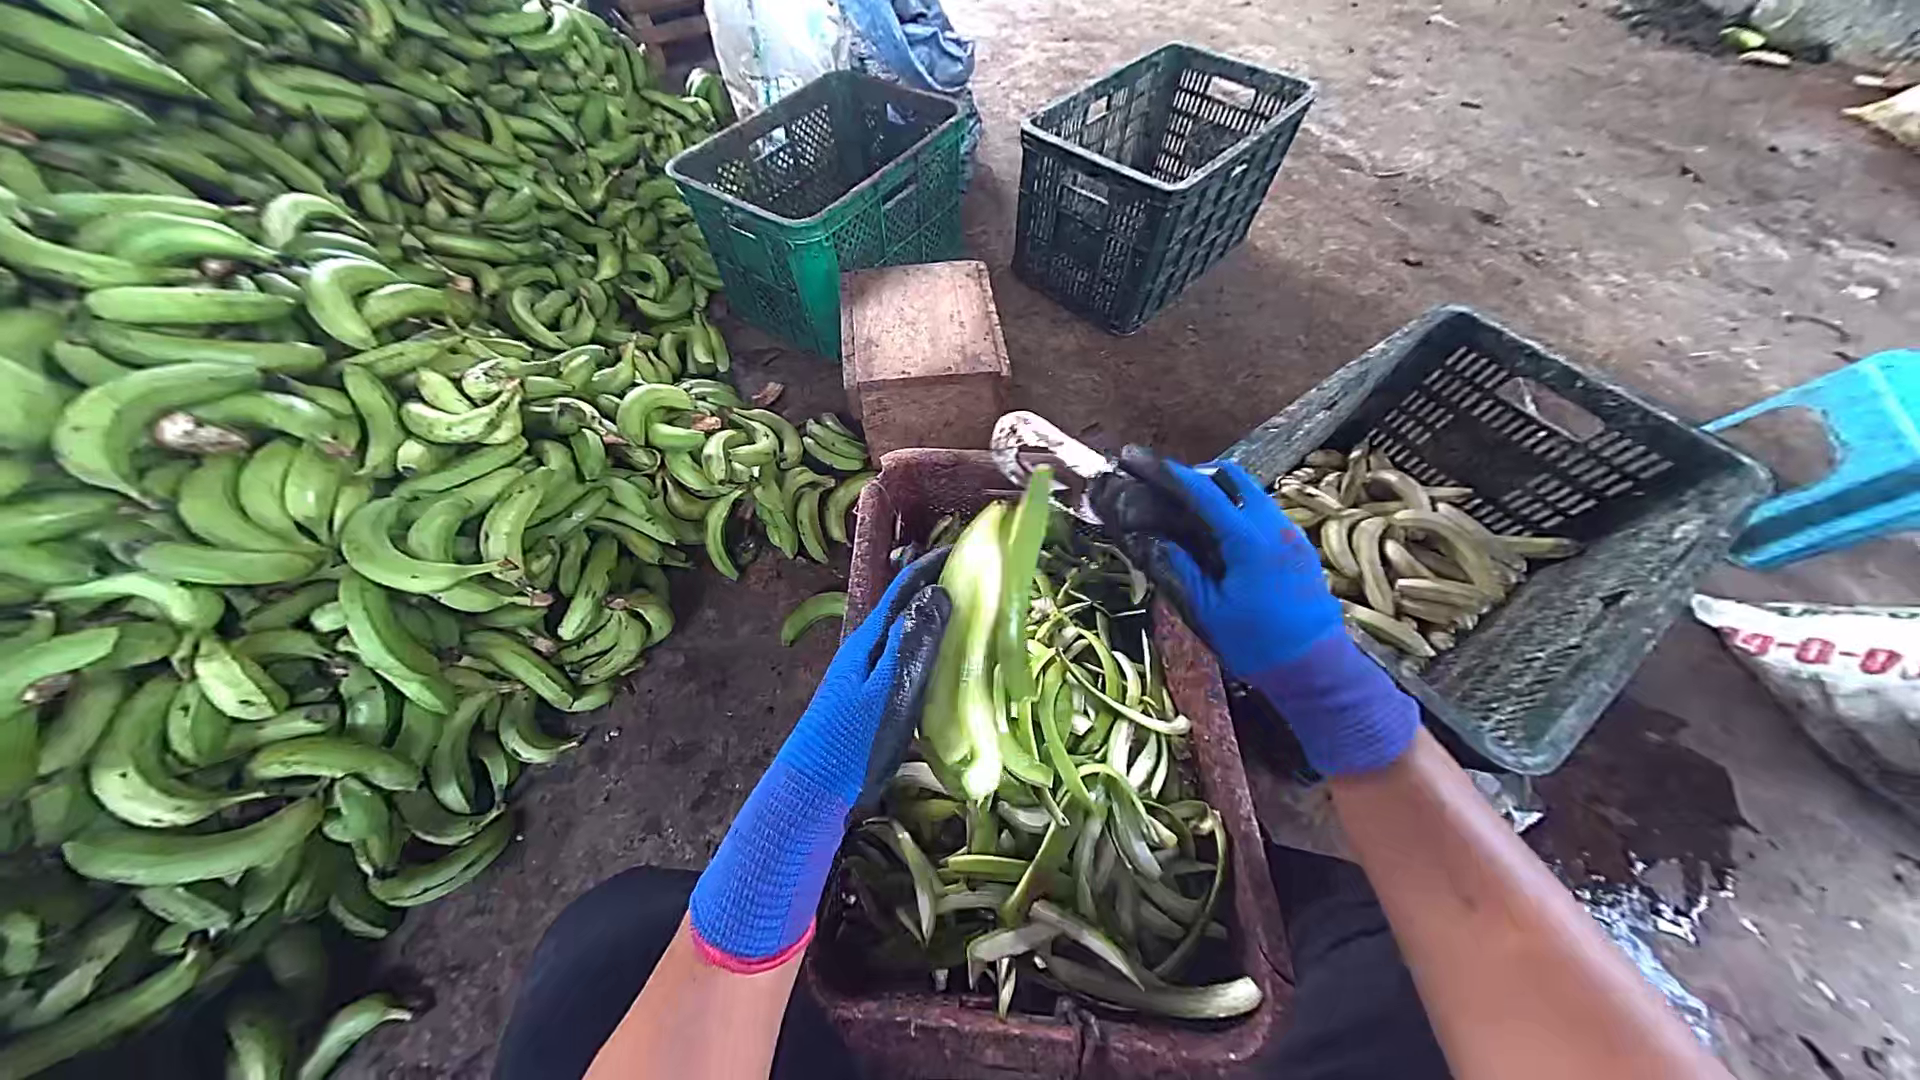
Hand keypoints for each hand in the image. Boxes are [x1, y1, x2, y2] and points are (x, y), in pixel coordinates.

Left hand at [786, 546, 952, 814]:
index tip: (964, 550)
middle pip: (904, 604)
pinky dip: (928, 645)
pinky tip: (944, 660)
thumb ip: (911, 643)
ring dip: (933, 614)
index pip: (904, 587)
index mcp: (870, 639)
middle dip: (936, 585)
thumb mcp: (889, 690)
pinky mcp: (870, 693)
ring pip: (905, 629)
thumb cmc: (853, 743)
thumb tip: (937, 592)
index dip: (932, 565)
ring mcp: (865, 671)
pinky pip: (905, 654)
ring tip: (969, 613)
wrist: (813, 791)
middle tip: (977, 579)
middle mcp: (866, 647)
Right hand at [1095, 448, 1416, 776]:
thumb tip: (1151, 538)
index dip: (1167, 473)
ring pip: (1250, 491)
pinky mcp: (1297, 546)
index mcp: (1249, 541)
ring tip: (1185, 507)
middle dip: (1195, 473)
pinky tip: (1217, 532)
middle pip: (1233, 476)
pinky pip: (1261, 511)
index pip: (1203, 492)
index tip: (1138, 460)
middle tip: (1164, 484)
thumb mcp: (1207, 610)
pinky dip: (1235, 507)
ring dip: (1217, 490)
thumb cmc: (1256, 644)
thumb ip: (1180, 568)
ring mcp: (1290, 535)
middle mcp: (1274, 527)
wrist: (1316, 669)